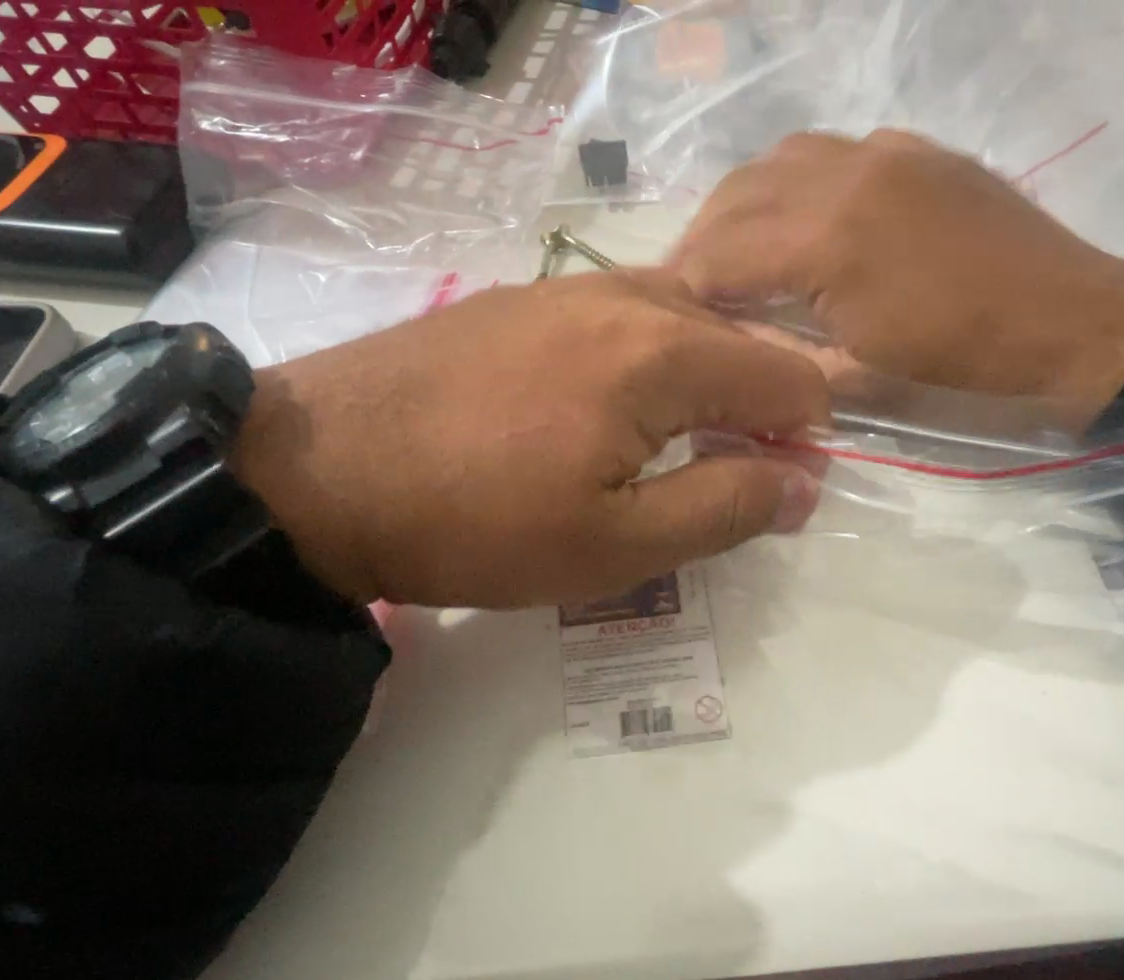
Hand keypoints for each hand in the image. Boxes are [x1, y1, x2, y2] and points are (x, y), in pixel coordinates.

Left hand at [228, 271, 828, 608]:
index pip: (789, 376)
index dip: (806, 438)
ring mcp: (564, 288)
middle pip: (739, 337)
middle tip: (728, 477)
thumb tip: (804, 482)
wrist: (317, 472)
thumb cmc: (477, 524)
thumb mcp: (616, 546)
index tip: (778, 491)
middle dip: (759, 405)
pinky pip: (620, 318)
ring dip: (703, 381)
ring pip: (679, 321)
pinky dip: (646, 361)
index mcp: (664, 351)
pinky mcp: (518, 300)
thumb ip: (724, 508)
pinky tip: (606, 409)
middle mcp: (626, 296)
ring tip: (671, 449)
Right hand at [669, 130, 1123, 408]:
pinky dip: (799, 182)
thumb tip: (726, 346)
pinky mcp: (921, 152)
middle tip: (689, 290)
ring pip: (780, 158)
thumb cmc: (966, 374)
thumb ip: (781, 357)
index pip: (719, 253)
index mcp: (828, 241)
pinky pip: (835, 150)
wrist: (1078, 330)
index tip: (665, 317)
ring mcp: (888, 153)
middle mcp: (847, 176)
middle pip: (737, 195)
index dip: (683, 287)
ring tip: (738, 253)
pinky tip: (807, 221)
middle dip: (700, 242)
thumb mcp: (861, 385)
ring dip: (744, 205)